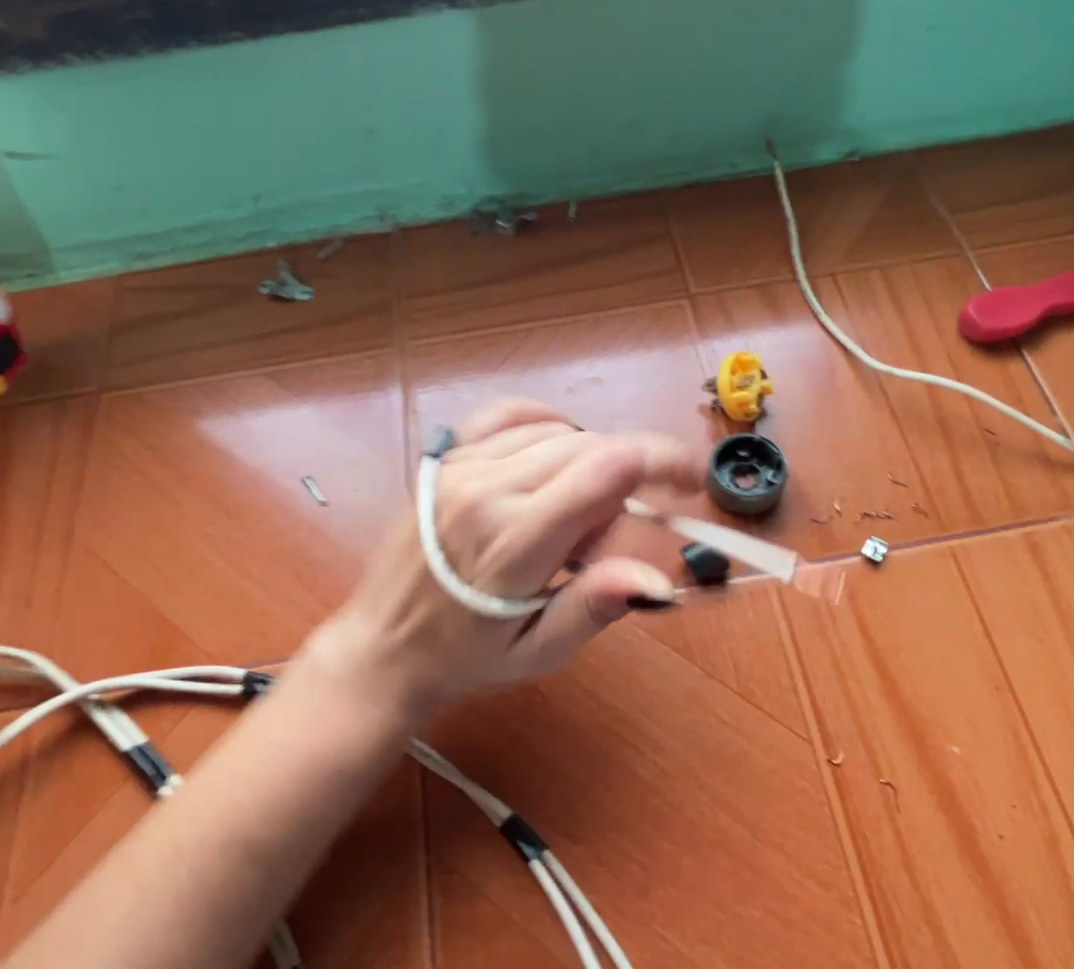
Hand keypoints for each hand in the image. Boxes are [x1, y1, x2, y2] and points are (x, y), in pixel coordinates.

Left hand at [297, 398, 701, 720]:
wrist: (382, 646)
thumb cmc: (465, 658)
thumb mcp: (536, 653)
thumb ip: (593, 608)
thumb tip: (658, 579)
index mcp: (513, 543)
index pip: (607, 470)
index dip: (663, 461)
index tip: (691, 479)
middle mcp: (486, 490)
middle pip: (591, 447)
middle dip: (629, 477)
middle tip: (612, 536)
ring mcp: (460, 467)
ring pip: (558, 432)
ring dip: (588, 463)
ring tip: (571, 520)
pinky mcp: (445, 458)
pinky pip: (509, 414)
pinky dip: (547, 425)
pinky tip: (557, 451)